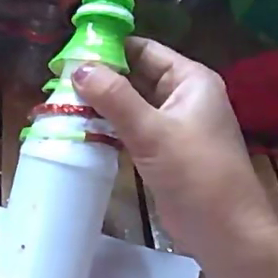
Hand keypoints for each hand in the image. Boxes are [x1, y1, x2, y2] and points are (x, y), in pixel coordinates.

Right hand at [71, 38, 277, 268]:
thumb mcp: (152, 131)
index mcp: (190, 80)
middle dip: (97, 78)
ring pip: (127, 104)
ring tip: (58, 104)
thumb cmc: (196, 173)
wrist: (223, 229)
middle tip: (54, 82)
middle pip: (132, 76)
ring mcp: (170, 125)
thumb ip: (115, 98)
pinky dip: (104, 127)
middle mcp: (181, 96)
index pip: (144, 50)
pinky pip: (127, 129)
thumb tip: (77, 67)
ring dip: (97, 105)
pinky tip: (77, 130)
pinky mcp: (159, 150)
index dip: (108, 48)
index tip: (68, 54)